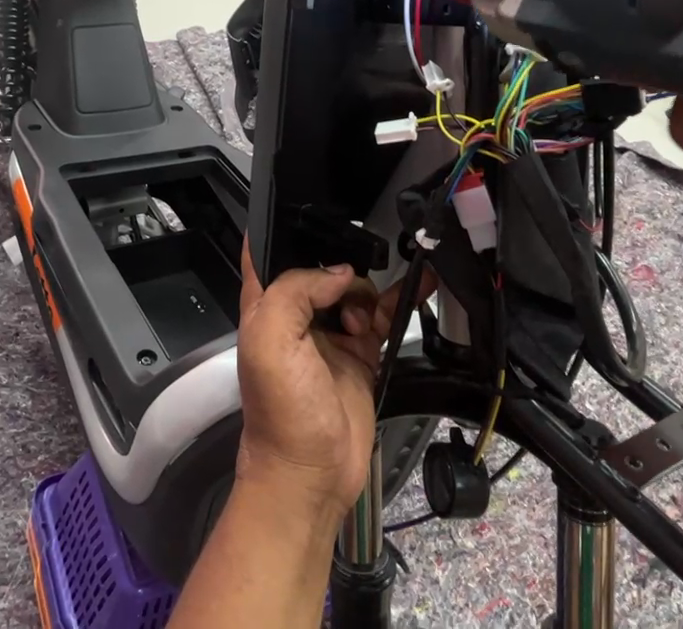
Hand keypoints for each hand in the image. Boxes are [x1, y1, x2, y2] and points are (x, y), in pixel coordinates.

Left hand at [233, 253, 425, 516]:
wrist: (312, 472)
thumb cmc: (281, 409)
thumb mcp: (271, 339)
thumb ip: (296, 290)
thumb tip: (340, 273)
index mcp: (264, 308)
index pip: (265, 255)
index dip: (281, 231)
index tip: (307, 209)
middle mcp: (296, 317)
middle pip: (320, 270)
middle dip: (340, 263)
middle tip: (350, 284)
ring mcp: (330, 336)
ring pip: (354, 291)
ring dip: (369, 289)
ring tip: (364, 318)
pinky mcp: (361, 355)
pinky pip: (382, 319)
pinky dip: (399, 303)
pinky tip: (418, 286)